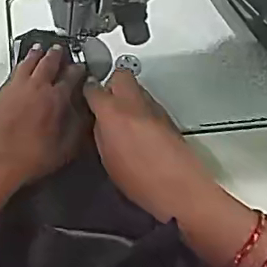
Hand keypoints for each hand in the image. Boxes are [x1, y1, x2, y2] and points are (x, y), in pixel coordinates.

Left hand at [0, 45, 87, 200]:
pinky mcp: (2, 91)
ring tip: (41, 49)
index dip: (80, 70)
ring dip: (38, 54)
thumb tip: (86, 118)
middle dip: (58, 55)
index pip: (73, 76)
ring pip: (30, 61)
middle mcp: (37, 87)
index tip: (82, 68)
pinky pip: (15, 69)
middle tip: (61, 51)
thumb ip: (78, 129)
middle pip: (50, 62)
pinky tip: (22, 65)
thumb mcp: (64, 150)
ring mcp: (17, 86)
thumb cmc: (24, 159)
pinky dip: (22, 63)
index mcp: (56, 99)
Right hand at [85, 68, 219, 221]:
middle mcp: (135, 104)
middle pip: (120, 75)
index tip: (85, 95)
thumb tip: (99, 122)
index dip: (87, 89)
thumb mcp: (107, 159)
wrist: (182, 191)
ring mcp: (155, 109)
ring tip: (123, 116)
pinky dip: (142, 109)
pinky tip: (140, 128)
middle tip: (105, 98)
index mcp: (112, 112)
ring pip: (137, 88)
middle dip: (111, 82)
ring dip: (128, 96)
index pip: (93, 87)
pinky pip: (149, 104)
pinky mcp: (169, 118)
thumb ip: (100, 132)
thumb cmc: (141, 182)